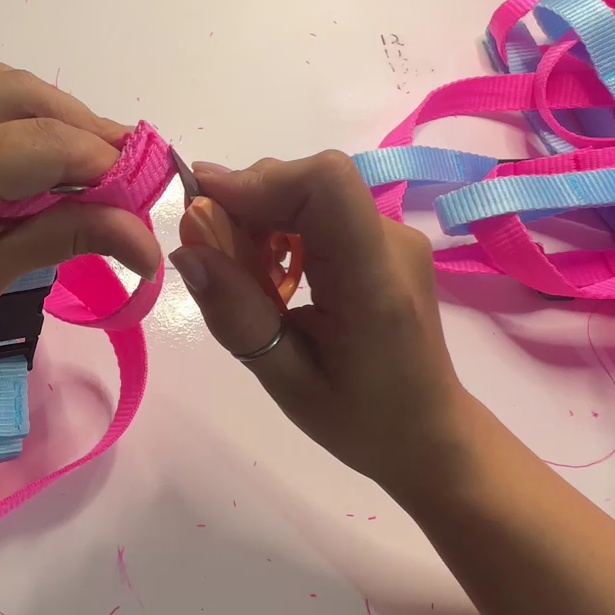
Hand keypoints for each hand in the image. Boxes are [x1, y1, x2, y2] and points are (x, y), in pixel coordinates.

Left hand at [0, 55, 161, 402]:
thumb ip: (68, 236)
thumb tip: (149, 239)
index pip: (36, 144)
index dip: (97, 158)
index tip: (136, 184)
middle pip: (14, 92)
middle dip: (77, 122)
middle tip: (118, 160)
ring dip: (40, 103)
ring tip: (77, 146)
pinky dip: (1, 100)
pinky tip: (25, 133)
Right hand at [168, 151, 471, 486]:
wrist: (427, 433)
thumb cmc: (359, 419)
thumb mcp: (284, 380)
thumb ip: (236, 314)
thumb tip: (187, 250)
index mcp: (374, 281)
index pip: (326, 183)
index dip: (257, 181)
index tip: (199, 206)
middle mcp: (391, 242)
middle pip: (310, 181)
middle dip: (246, 203)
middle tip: (209, 255)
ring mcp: (391, 237)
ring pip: (309, 191)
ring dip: (258, 217)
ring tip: (238, 273)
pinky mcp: (380, 241)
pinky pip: (318, 210)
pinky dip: (277, 228)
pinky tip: (266, 273)